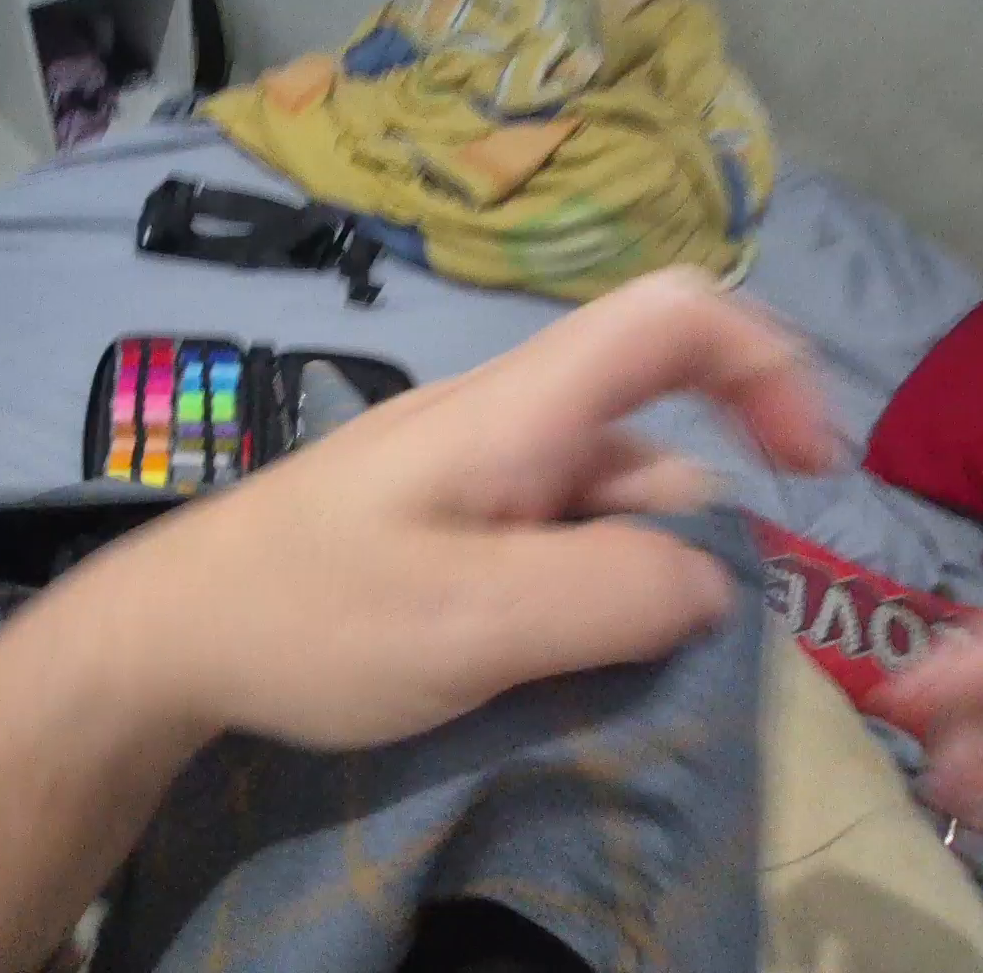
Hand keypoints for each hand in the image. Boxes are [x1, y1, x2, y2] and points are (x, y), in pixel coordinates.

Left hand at [52, 268, 838, 750]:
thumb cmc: (304, 617)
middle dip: (669, 540)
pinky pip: (539, 541)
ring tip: (547, 666)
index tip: (807, 465)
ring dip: (611, 581)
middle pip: (641, 441)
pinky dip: (561, 592)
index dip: (765, 363)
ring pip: (593, 505)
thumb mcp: (469, 621)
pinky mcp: (434, 522)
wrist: (175, 632)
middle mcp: (494, 425)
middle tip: (614, 647)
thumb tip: (705, 574)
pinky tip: (515, 652)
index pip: (666, 317)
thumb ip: (609, 593)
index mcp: (509, 413)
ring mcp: (461, 475)